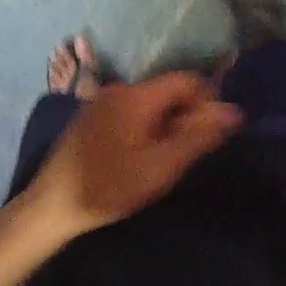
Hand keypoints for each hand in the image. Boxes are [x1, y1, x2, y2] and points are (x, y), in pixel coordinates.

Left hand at [22, 74, 243, 236]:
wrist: (52, 205)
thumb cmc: (109, 187)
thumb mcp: (161, 167)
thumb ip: (198, 137)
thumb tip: (233, 112)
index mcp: (136, 95)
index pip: (187, 80)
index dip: (207, 103)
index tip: (209, 137)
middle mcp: (118, 89)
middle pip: (168, 91)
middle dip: (185, 116)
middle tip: (185, 155)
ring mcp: (100, 101)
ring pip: (150, 103)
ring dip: (165, 125)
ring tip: (163, 160)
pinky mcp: (90, 117)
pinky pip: (130, 112)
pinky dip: (144, 128)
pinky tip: (138, 158)